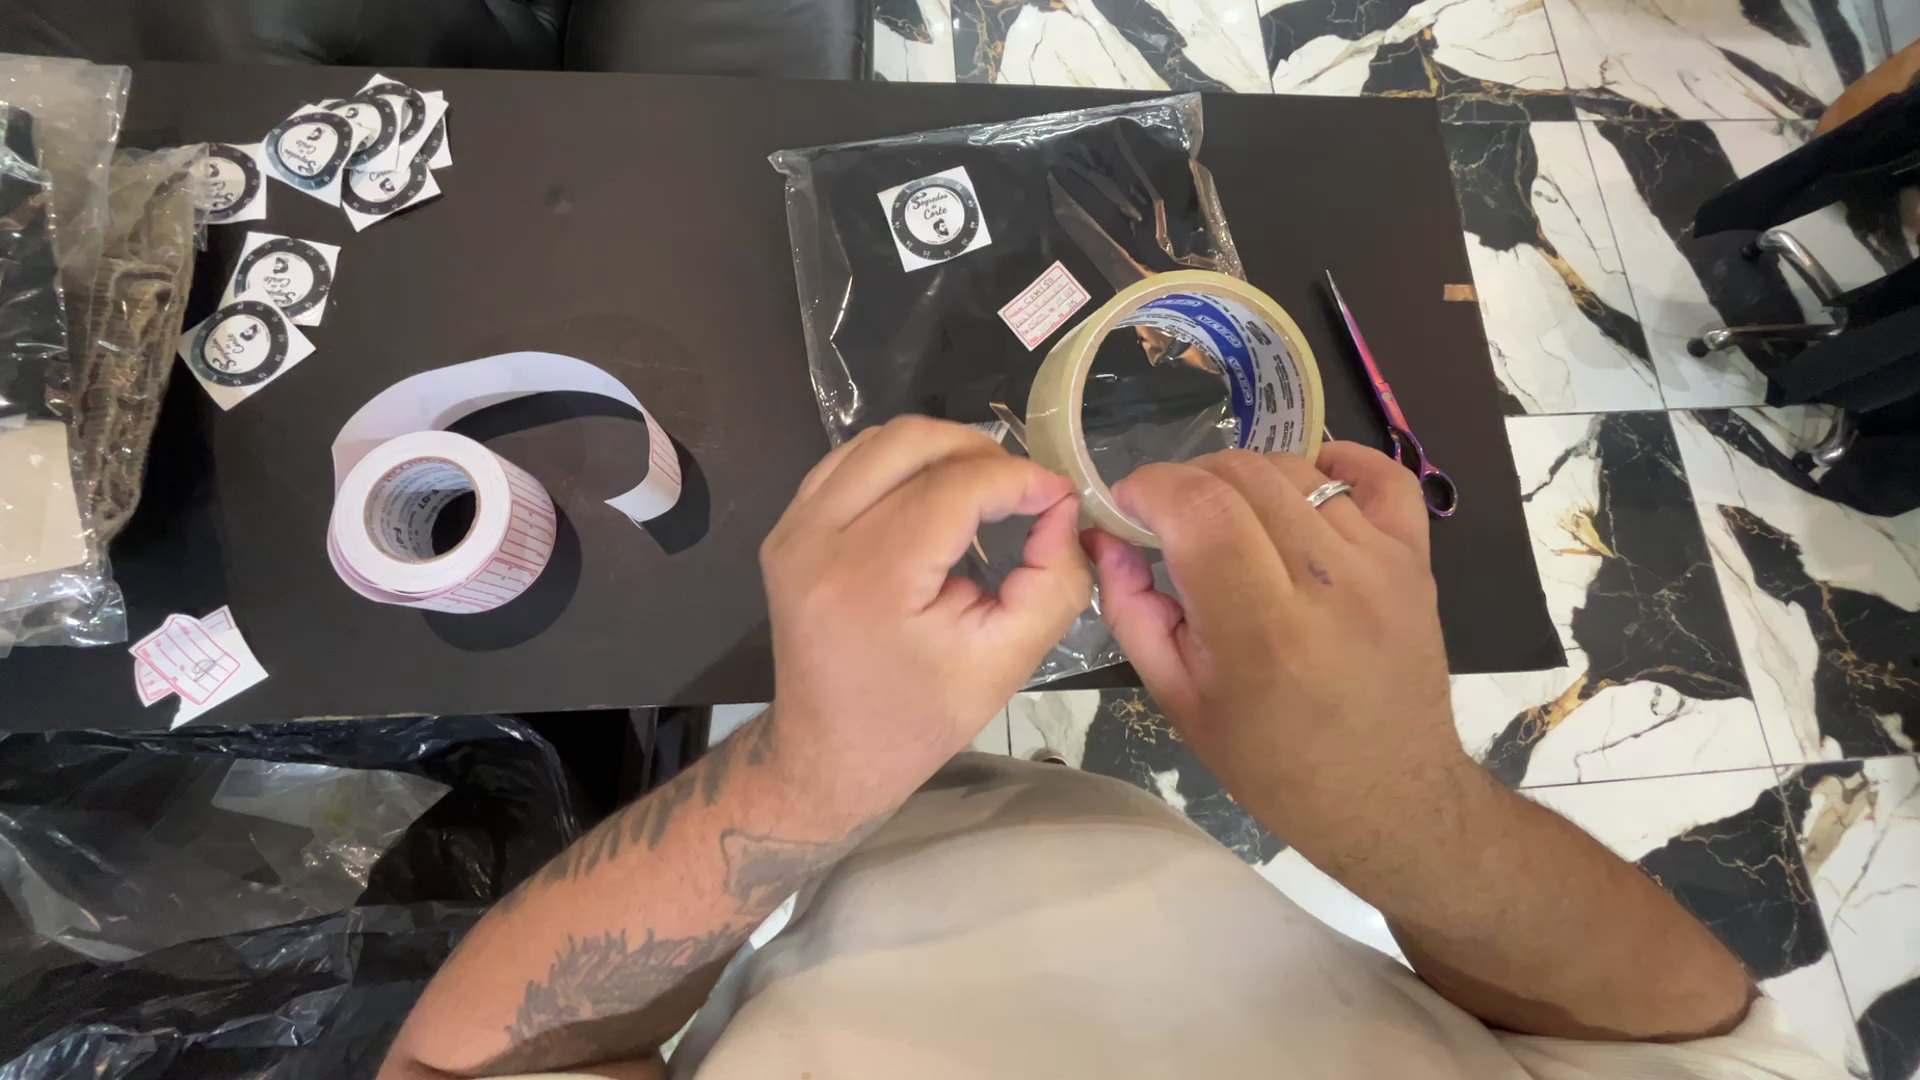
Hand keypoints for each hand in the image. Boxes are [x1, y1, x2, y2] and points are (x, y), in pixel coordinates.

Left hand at [763, 416, 1091, 809]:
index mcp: (871, 580)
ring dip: (940, 451)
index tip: (1057, 494)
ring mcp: (792, 530)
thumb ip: (1053, 580)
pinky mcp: (786, 530)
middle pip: (911, 442)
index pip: (955, 488)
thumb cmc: (919, 720)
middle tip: (1021, 488)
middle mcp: (818, 540)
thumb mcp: (1007, 662)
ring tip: (982, 488)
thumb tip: (1060, 505)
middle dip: (980, 451)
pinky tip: (931, 494)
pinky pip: (848, 462)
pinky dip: (898, 463)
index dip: (1019, 478)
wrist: (829, 754)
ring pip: (876, 441)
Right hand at [1082, 442, 1466, 839]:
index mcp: (1259, 629)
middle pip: (1242, 476)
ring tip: (1224, 517)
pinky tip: (1301, 487)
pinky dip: (1331, 463)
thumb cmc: (1267, 759)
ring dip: (1239, 478)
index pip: (1198, 509)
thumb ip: (1130, 608)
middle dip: (1184, 480)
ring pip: (1295, 470)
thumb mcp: (1175, 696)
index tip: (1128, 506)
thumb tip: (1104, 537)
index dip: (1149, 487)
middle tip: (1167, 518)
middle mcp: (1327, 584)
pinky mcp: (1415, 561)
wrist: (1384, 797)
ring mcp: (1381, 566)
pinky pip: (1379, 474)